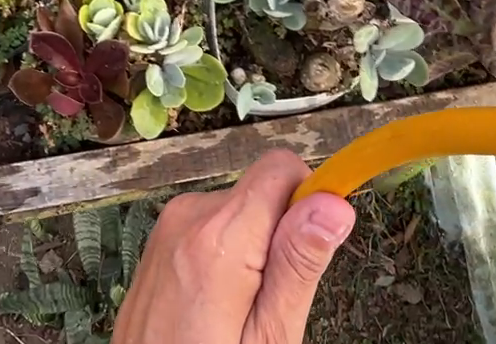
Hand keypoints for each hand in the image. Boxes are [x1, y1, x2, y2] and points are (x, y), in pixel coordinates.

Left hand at [114, 150, 354, 343]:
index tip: (305, 254)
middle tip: (268, 301)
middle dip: (278, 237)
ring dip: (251, 249)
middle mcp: (190, 214)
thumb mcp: (268, 336)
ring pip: (239, 209)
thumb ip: (298, 263)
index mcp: (219, 236)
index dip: (306, 202)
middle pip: (261, 191)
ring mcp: (170, 223)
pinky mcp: (162, 235)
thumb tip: (334, 203)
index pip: (281, 168)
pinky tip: (214, 304)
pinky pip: (213, 224)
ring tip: (237, 310)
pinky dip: (225, 254)